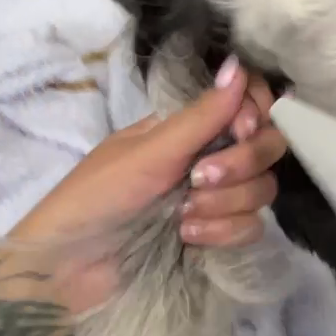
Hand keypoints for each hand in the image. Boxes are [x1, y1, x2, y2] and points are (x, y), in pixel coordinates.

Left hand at [3, 56, 287, 312]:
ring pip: (262, 188)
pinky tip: (189, 237)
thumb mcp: (148, 152)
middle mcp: (211, 156)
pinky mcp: (219, 235)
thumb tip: (239, 65)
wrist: (69, 270)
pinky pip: (252, 226)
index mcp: (190, 128)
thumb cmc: (97, 198)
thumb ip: (201, 115)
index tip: (240, 129)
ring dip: (224, 203)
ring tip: (183, 217)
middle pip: (266, 146)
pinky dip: (223, 232)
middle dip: (240, 164)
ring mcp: (218, 197)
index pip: (250, 104)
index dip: (256, 114)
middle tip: (199, 179)